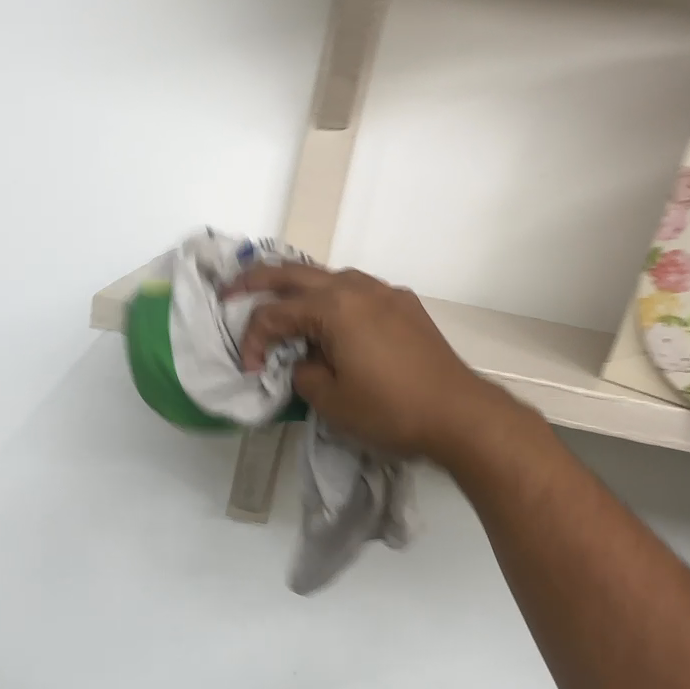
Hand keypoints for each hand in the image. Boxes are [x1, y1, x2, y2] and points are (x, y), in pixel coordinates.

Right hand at [227, 265, 526, 460]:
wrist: (458, 414)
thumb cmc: (389, 409)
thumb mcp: (330, 400)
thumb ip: (303, 374)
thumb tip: (304, 362)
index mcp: (333, 307)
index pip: (275, 314)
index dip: (252, 340)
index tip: (249, 371)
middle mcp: (358, 287)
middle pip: (295, 274)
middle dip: (257, 281)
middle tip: (231, 291)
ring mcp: (386, 293)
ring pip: (330, 278)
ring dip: (300, 289)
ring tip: (281, 305)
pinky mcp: (406, 307)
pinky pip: (358, 292)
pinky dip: (333, 299)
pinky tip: (332, 322)